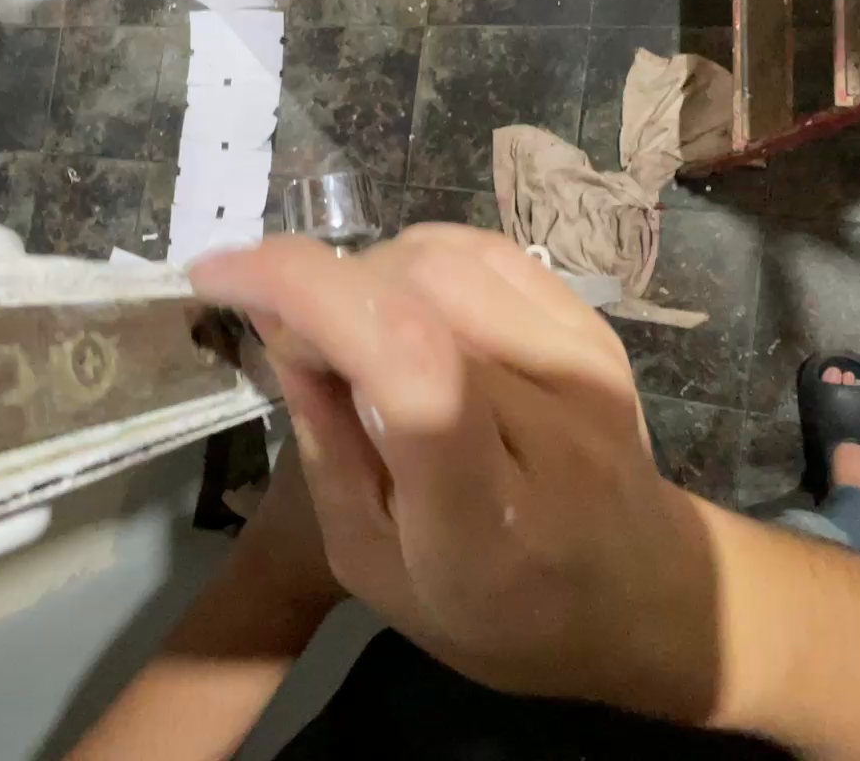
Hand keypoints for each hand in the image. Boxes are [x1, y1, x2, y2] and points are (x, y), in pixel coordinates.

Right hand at [190, 226, 716, 720]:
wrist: (637, 590)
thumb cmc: (496, 610)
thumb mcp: (374, 562)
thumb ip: (326, 437)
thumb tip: (282, 319)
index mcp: (483, 511)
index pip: (407, 362)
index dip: (307, 291)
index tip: (223, 272)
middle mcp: (550, 418)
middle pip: (415, 291)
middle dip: (324, 289)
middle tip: (300, 337)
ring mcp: (582, 358)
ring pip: (442, 256)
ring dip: (368, 273)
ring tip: (359, 332)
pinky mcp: (592, 323)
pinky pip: (482, 249)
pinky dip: (417, 260)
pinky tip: (409, 305)